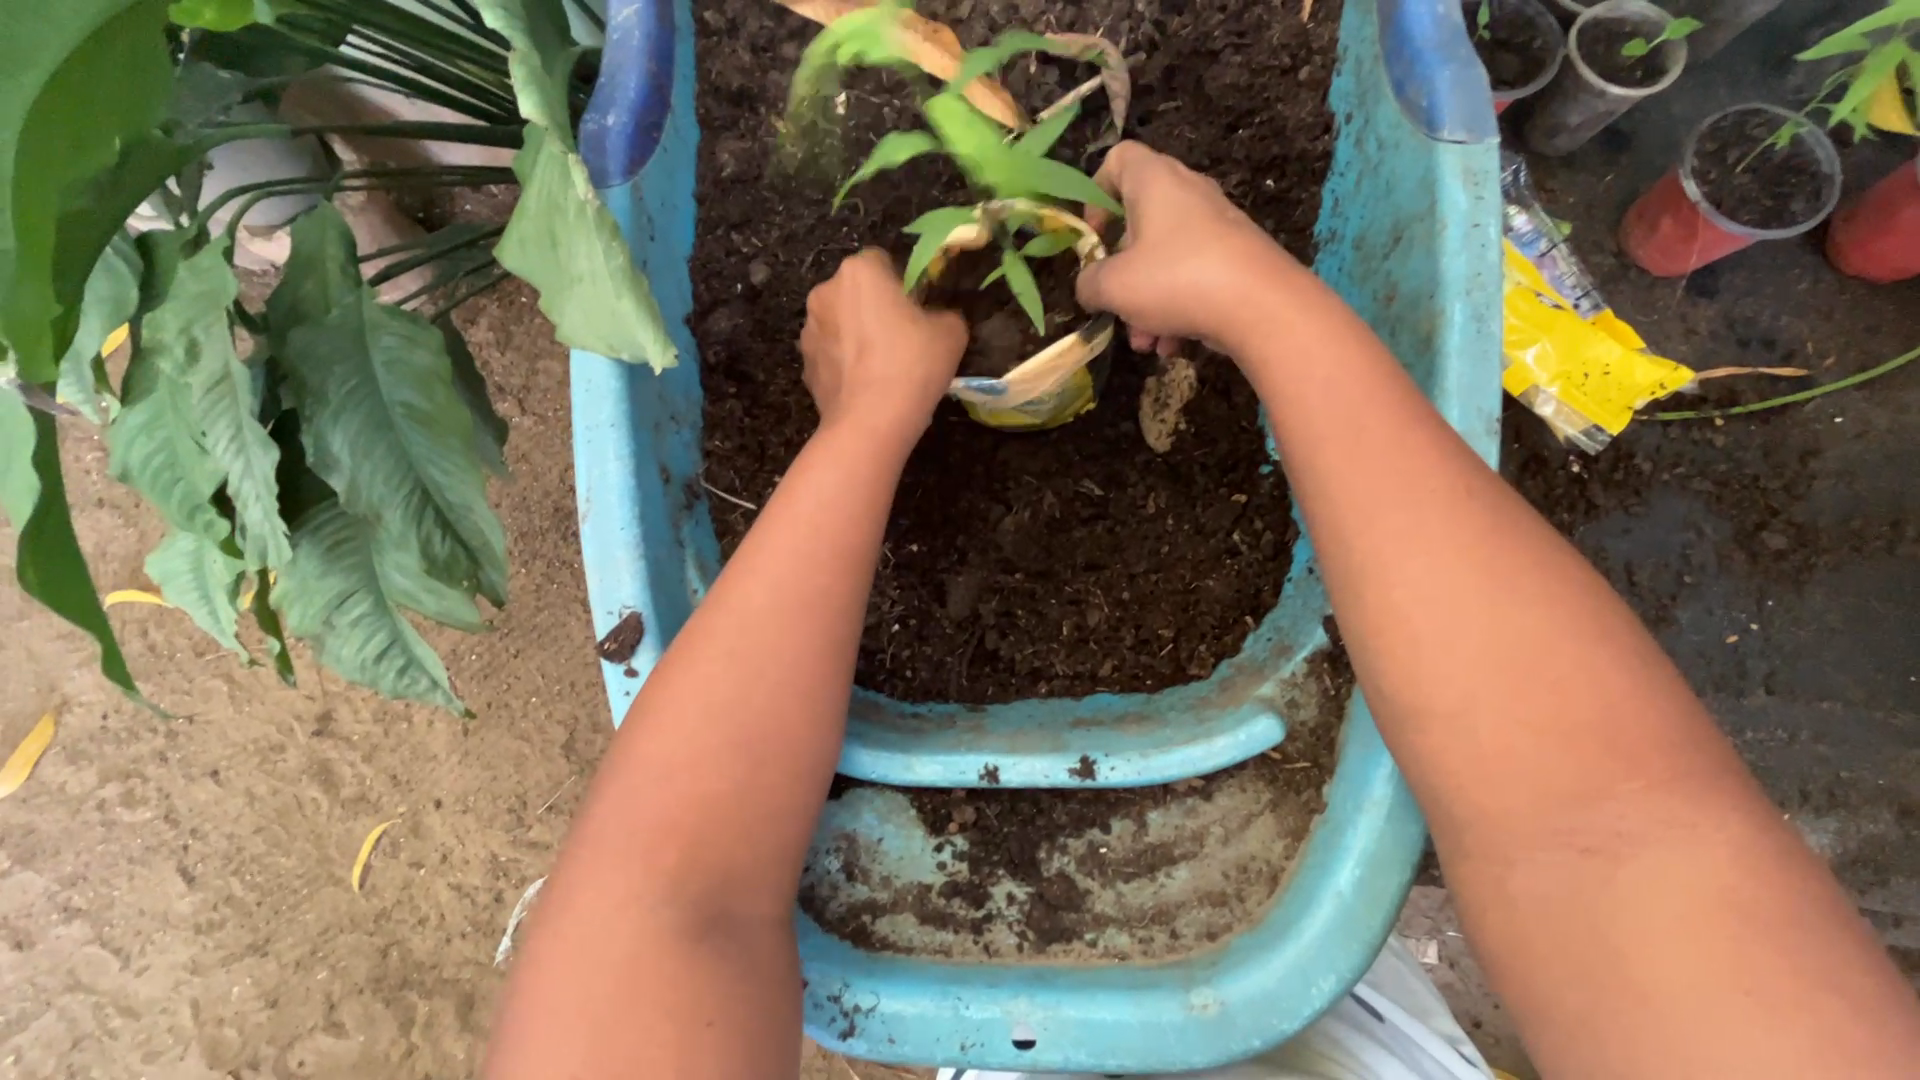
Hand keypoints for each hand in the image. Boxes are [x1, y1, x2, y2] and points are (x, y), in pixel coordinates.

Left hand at [801, 249, 967, 446]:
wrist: (871, 422)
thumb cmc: (913, 365)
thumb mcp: (952, 333)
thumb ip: (945, 314)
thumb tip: (936, 319)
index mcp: (860, 271)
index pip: (882, 261)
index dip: (902, 284)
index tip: (916, 310)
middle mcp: (825, 291)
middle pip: (856, 293)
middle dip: (875, 309)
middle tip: (902, 340)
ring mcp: (809, 330)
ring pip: (840, 324)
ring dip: (857, 336)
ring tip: (882, 369)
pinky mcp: (805, 365)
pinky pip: (831, 356)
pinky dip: (844, 365)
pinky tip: (865, 387)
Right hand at [1076, 141, 1300, 356]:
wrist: (1261, 305)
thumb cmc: (1176, 279)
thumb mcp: (1114, 286)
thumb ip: (1089, 283)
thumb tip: (1088, 286)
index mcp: (1154, 181)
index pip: (1117, 159)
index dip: (1094, 195)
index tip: (1091, 237)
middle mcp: (1187, 193)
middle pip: (1138, 223)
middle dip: (1119, 271)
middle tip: (1112, 301)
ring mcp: (1215, 226)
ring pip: (1163, 261)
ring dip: (1145, 303)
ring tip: (1144, 342)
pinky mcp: (1234, 257)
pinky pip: (1191, 278)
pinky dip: (1176, 309)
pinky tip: (1172, 344)